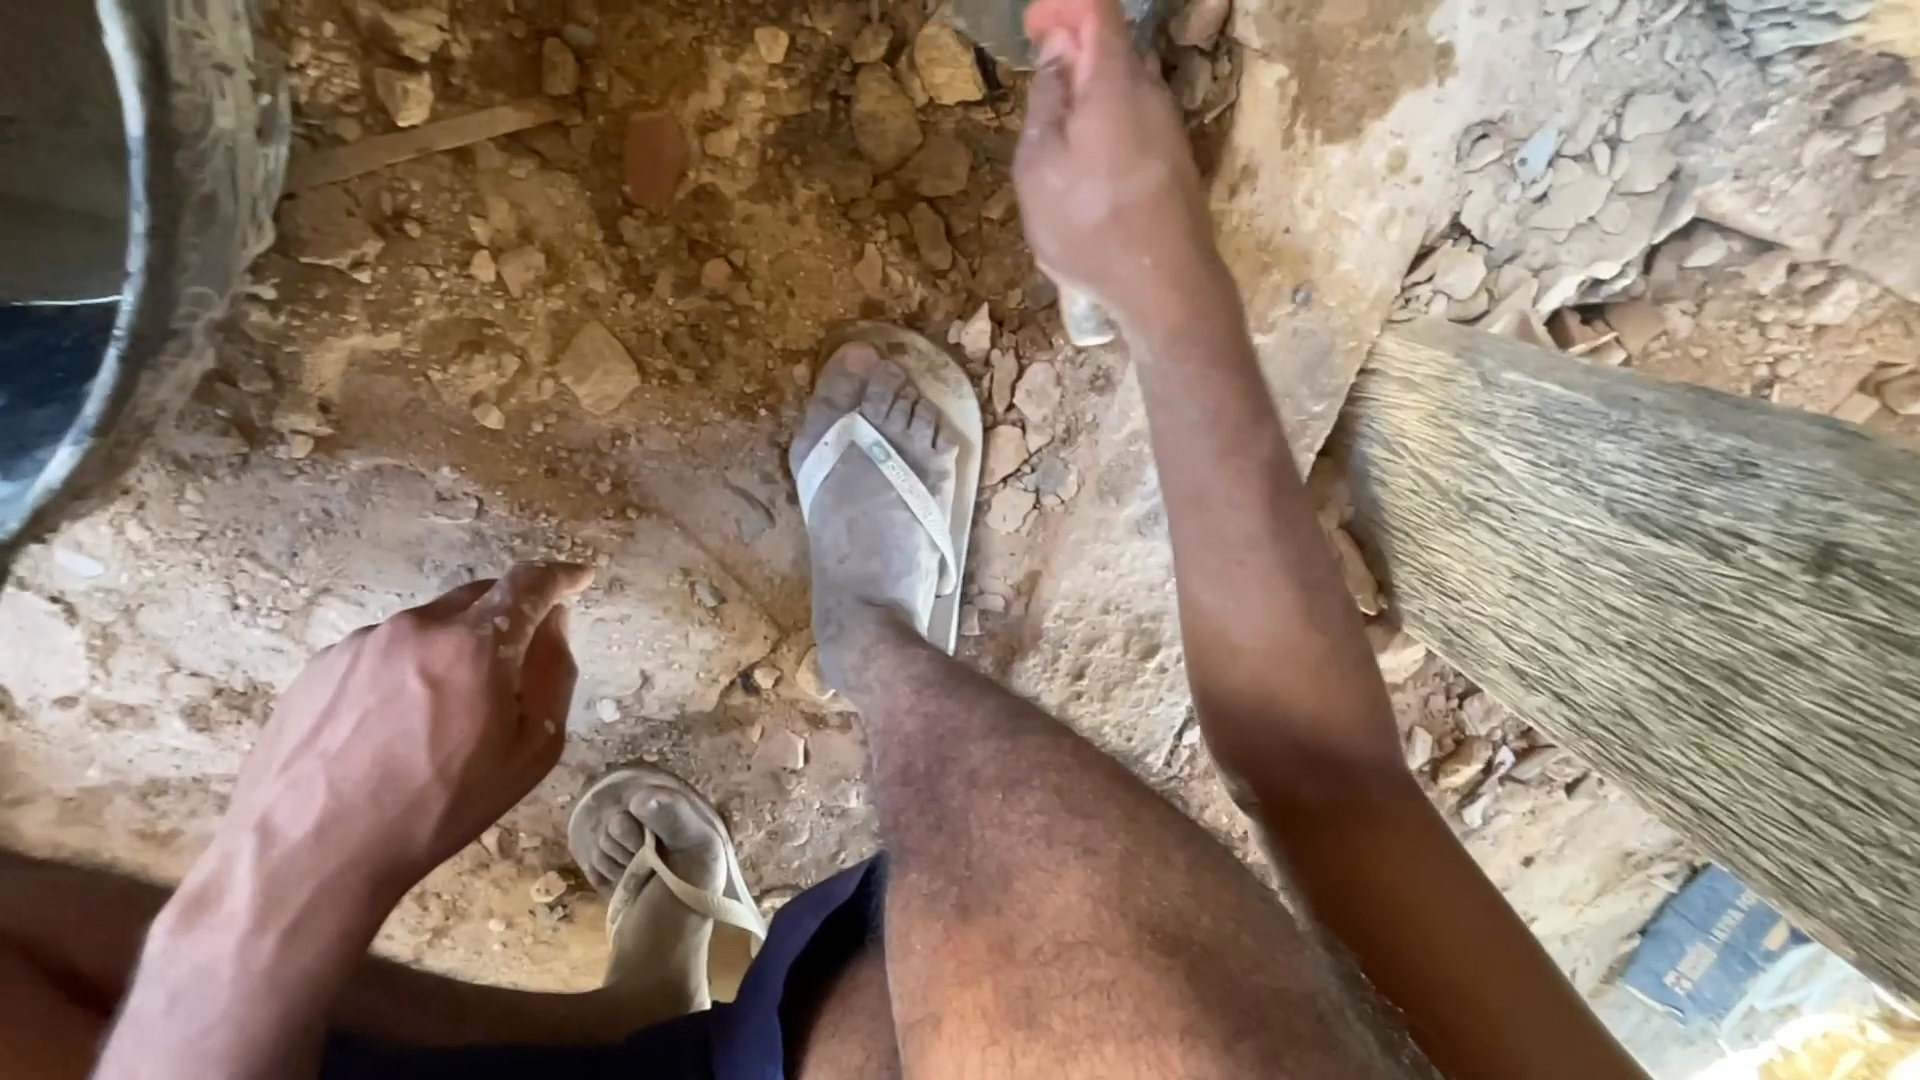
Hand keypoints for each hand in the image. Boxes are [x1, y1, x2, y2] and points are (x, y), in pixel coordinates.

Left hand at [218, 562, 591, 903]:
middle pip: (480, 596)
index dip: (561, 576)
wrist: (306, 855)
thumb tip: (553, 626)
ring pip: (430, 626)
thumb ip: (554, 676)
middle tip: (515, 664)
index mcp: (476, 645)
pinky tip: (395, 724)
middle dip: (509, 616)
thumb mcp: (530, 752)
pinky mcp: (318, 667)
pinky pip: (384, 651)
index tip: (579, 578)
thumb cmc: (438, 807)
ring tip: (445, 711)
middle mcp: (417, 628)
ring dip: (454, 647)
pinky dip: (409, 668)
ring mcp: (361, 644)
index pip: (530, 583)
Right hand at [1015, 0, 1222, 330]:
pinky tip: (1089, 174)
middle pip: (1114, 47)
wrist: (1164, 284)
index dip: (1062, 6)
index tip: (1034, 27)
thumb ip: (1044, 103)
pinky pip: (1136, 124)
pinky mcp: (1176, 163)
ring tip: (1059, 144)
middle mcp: (1152, 91)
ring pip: (1125, 89)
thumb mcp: (1038, 165)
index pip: (1095, 7)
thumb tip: (1058, 58)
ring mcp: (1170, 128)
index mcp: (1115, 79)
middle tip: (1040, 93)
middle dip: (1074, 55)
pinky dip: (1108, 128)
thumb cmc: (1089, 225)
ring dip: (1090, 100)